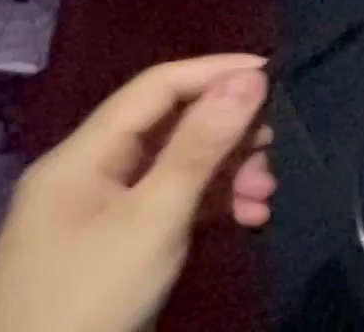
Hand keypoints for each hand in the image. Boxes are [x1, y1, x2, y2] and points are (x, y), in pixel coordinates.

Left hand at [0, 56, 276, 331]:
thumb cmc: (92, 291)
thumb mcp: (156, 215)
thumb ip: (203, 143)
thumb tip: (251, 76)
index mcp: (84, 157)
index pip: (158, 86)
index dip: (218, 71)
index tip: (279, 77)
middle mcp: (92, 171)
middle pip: (178, 123)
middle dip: (235, 134)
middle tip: (276, 150)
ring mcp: (105, 206)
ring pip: (185, 161)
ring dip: (234, 172)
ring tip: (265, 196)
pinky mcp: (122, 235)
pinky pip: (179, 196)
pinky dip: (219, 200)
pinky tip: (249, 217)